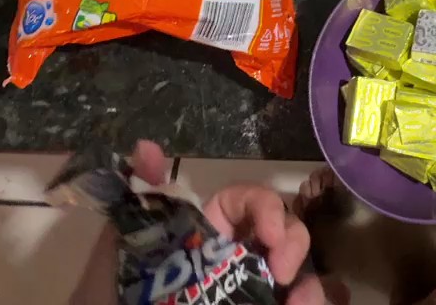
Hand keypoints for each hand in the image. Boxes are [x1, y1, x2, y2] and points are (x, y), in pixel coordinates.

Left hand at [132, 141, 338, 304]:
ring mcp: (255, 292)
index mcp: (211, 234)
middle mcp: (240, 260)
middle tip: (283, 275)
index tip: (270, 234)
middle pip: (285, 233)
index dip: (266, 208)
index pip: (249, 202)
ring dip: (314, 285)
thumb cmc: (116, 299)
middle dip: (295, 243)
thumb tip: (145, 146)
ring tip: (305, 303)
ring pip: (303, 276)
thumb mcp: (123, 248)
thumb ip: (138, 199)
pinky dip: (320, 303)